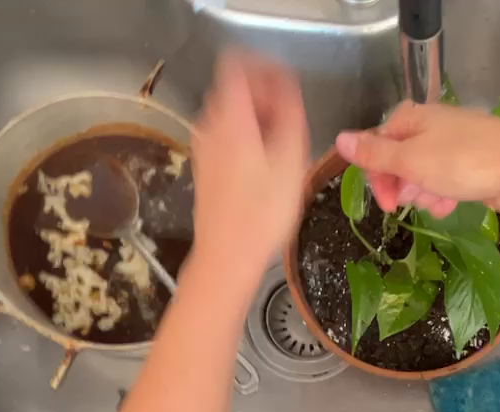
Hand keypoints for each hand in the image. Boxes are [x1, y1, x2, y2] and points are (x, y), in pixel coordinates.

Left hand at [189, 51, 309, 280]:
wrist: (227, 258)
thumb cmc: (261, 216)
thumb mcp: (290, 163)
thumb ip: (291, 118)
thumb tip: (288, 90)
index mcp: (232, 118)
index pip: (240, 66)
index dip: (267, 69)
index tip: (289, 87)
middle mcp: (211, 128)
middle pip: (236, 92)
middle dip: (266, 99)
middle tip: (293, 124)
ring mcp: (205, 151)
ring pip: (232, 119)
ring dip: (259, 124)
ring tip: (285, 151)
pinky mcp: (207, 173)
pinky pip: (228, 143)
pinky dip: (248, 145)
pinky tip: (267, 172)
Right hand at [334, 103, 499, 221]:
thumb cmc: (463, 162)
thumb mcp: (412, 160)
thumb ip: (375, 154)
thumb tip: (340, 140)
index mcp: (414, 119)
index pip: (379, 143)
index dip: (377, 174)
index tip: (385, 202)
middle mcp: (433, 127)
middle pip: (401, 160)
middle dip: (401, 186)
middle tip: (405, 206)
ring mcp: (455, 146)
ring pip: (424, 174)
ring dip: (423, 194)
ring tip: (435, 205)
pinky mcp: (474, 166)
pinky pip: (447, 183)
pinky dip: (444, 196)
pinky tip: (449, 207)